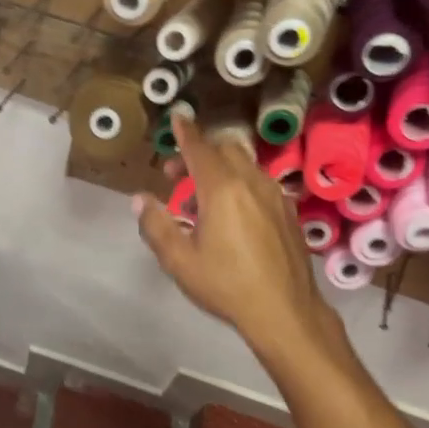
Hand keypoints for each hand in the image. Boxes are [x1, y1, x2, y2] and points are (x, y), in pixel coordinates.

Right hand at [133, 107, 331, 343]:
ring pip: (245, 165)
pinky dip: (240, 185)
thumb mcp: (179, 260)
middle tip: (175, 174)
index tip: (176, 117)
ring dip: (220, 170)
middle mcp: (251, 183)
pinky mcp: (287, 212)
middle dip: (199, 152)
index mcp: (222, 190)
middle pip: (225, 150)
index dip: (185, 133)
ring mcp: (275, 195)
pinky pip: (260, 184)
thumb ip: (156, 225)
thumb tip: (140, 199)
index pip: (200, 149)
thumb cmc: (225, 285)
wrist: (283, 309)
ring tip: (200, 200)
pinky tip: (231, 215)